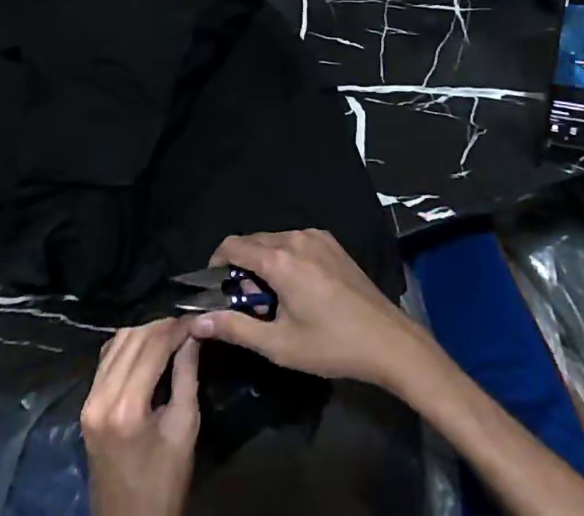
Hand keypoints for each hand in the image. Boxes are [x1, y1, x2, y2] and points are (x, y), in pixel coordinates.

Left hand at [81, 318, 199, 515]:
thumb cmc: (165, 479)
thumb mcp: (185, 425)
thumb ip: (188, 374)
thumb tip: (194, 334)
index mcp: (126, 407)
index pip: (153, 346)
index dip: (178, 327)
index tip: (199, 321)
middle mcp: (100, 398)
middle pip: (133, 339)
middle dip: (163, 326)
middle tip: (189, 327)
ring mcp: (88, 402)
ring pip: (117, 343)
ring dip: (146, 333)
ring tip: (172, 335)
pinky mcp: (86, 406)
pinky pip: (107, 360)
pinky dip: (129, 346)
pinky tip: (149, 350)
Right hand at [187, 229, 434, 390]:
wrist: (387, 340)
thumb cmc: (330, 345)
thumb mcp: (278, 344)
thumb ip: (235, 327)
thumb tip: (196, 321)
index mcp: (281, 259)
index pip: (233, 245)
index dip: (216, 264)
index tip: (213, 289)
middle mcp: (298, 238)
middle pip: (253, 241)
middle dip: (241, 267)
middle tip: (246, 305)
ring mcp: (319, 237)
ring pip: (275, 241)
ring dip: (263, 263)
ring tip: (272, 301)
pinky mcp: (333, 244)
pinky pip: (295, 242)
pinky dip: (284, 258)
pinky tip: (295, 289)